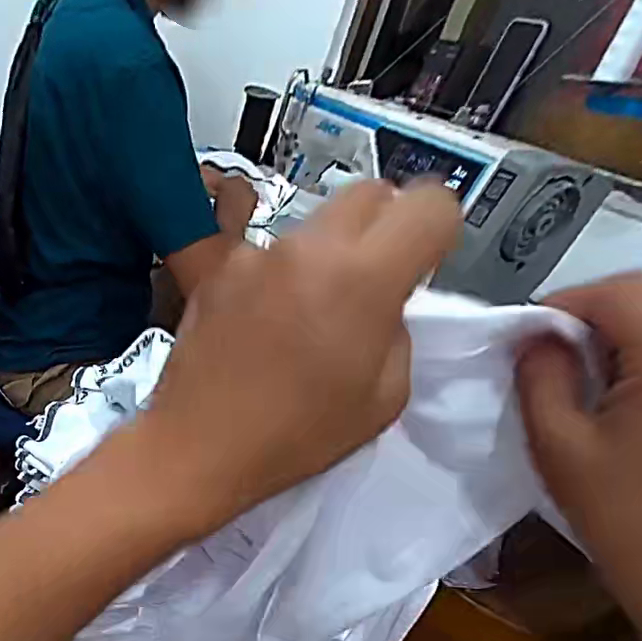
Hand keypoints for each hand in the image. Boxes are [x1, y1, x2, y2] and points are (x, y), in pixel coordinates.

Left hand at [139, 180, 460, 530]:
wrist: (201, 446)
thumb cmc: (299, 435)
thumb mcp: (384, 400)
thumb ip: (399, 334)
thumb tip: (386, 307)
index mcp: (364, 279)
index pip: (430, 205)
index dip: (440, 229)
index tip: (426, 263)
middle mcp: (311, 247)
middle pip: (371, 194)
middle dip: (388, 226)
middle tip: (377, 279)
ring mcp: (259, 250)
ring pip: (317, 223)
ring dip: (332, 253)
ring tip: (311, 313)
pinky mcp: (221, 265)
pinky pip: (270, 251)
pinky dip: (283, 274)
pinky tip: (266, 322)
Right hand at [516, 274, 641, 640]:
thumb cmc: (633, 524)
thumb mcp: (560, 447)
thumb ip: (540, 373)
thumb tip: (538, 336)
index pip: (618, 292)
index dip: (564, 307)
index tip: (531, 340)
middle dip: (600, 321)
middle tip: (562, 364)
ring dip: (638, 336)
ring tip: (606, 385)